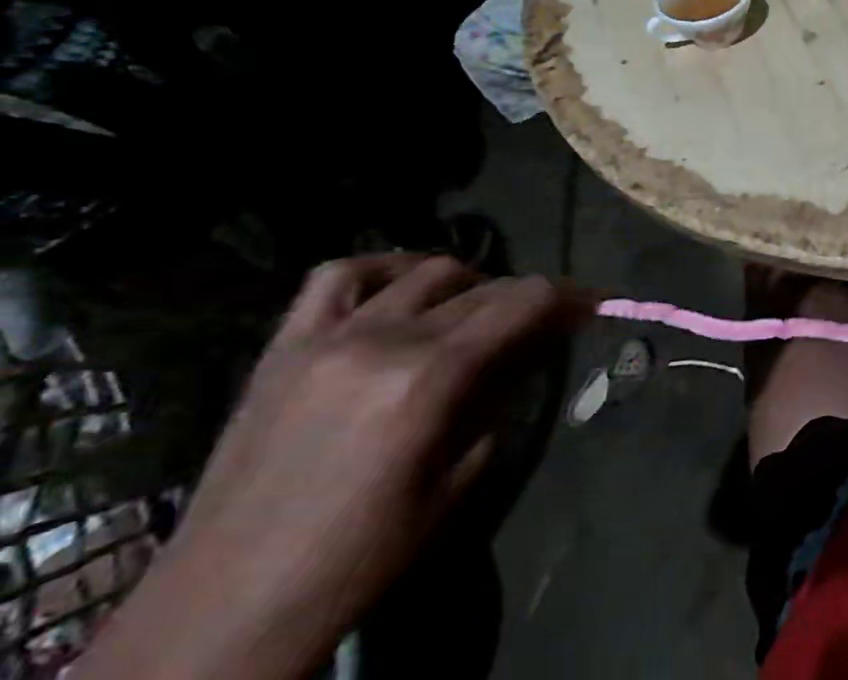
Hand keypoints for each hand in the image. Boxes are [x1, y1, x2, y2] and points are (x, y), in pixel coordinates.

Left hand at [78, 256, 581, 679]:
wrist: (231, 601)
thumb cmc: (366, 550)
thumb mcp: (461, 474)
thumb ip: (500, 398)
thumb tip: (531, 352)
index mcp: (430, 378)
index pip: (521, 304)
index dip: (569, 297)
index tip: (595, 305)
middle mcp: (382, 340)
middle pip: (481, 287)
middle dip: (530, 296)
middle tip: (551, 317)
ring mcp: (325, 338)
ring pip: (420, 272)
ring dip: (468, 279)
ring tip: (481, 304)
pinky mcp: (283, 348)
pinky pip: (336, 278)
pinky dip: (384, 268)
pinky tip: (404, 286)